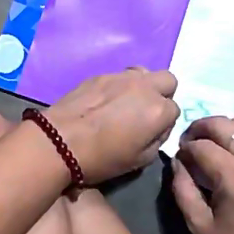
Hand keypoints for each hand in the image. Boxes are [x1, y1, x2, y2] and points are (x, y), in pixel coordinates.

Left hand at [41, 68, 180, 181]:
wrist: (59, 141)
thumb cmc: (102, 158)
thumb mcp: (140, 160)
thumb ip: (157, 140)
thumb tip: (157, 127)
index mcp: (159, 110)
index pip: (174, 111)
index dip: (164, 124)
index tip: (150, 134)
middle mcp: (145, 87)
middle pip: (168, 81)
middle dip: (162, 94)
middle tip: (145, 112)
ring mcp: (122, 76)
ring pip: (144, 72)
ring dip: (142, 86)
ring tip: (126, 103)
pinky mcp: (100, 74)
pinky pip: (120, 75)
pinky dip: (120, 86)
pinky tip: (105, 102)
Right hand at [168, 117, 233, 233]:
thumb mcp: (200, 227)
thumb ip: (183, 190)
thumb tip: (177, 163)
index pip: (203, 146)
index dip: (185, 148)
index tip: (177, 158)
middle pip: (225, 125)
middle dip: (201, 127)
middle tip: (187, 141)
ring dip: (221, 129)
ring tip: (205, 145)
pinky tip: (224, 157)